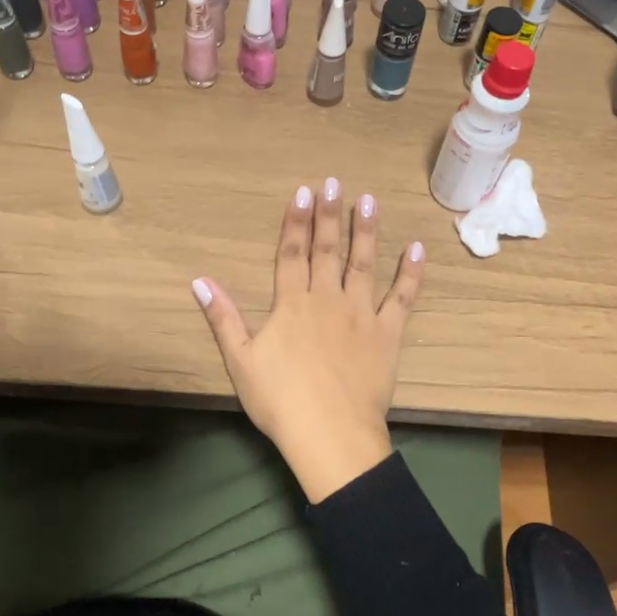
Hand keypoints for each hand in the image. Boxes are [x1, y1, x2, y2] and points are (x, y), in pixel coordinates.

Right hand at [193, 178, 424, 501]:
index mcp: (291, 305)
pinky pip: (402, 298)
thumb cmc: (279, 401)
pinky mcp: (387, 334)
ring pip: (364, 264)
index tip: (302, 192)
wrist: (330, 433)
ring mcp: (361, 314)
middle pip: (327, 250)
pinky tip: (416, 248)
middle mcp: (327, 300)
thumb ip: (223, 317)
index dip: (296, 222)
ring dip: (366, 231)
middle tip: (334, 182)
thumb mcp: (240, 361)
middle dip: (329, 215)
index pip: (291, 254)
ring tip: (369, 200)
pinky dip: (410, 273)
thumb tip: (200, 280)